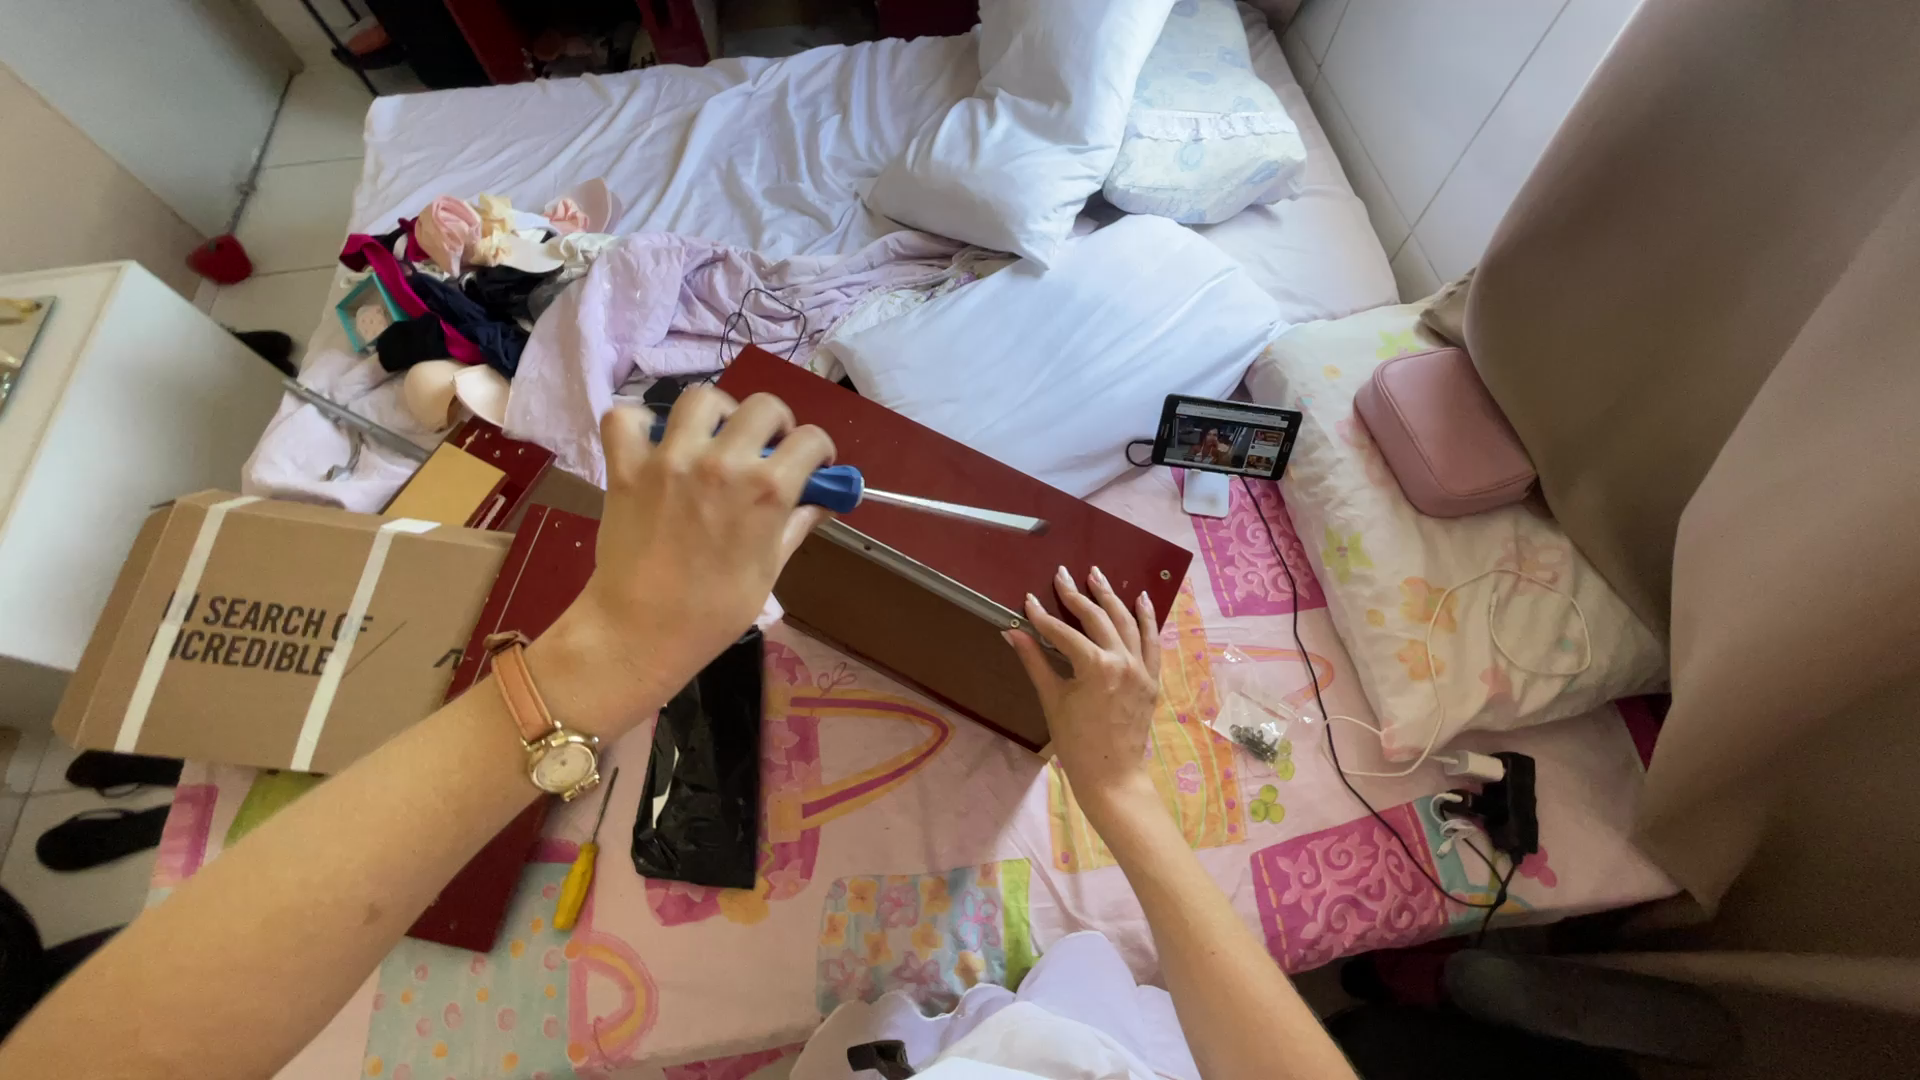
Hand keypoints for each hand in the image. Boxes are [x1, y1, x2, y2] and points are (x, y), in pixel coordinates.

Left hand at [531, 387, 835, 737]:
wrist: (641, 632)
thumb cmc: (715, 610)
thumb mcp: (771, 569)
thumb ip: (797, 524)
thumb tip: (822, 502)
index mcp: (767, 490)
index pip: (810, 439)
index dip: (819, 450)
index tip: (813, 463)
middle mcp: (723, 463)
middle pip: (763, 406)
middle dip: (776, 423)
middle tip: (767, 447)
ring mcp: (671, 460)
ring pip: (702, 398)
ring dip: (717, 414)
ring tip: (714, 438)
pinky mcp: (626, 467)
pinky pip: (627, 418)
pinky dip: (640, 424)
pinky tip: (653, 445)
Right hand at [1005, 566, 1162, 816]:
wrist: (1112, 775)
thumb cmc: (1076, 742)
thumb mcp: (1052, 699)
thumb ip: (1035, 661)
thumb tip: (1012, 632)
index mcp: (1095, 667)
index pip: (1063, 632)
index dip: (1043, 616)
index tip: (1030, 599)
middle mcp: (1122, 661)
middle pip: (1097, 618)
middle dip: (1076, 595)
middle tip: (1062, 575)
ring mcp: (1141, 669)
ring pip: (1127, 622)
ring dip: (1111, 596)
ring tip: (1097, 575)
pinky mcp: (1151, 678)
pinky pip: (1152, 641)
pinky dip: (1147, 619)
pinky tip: (1141, 599)